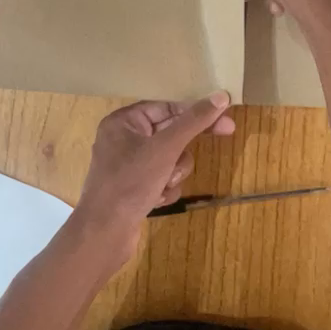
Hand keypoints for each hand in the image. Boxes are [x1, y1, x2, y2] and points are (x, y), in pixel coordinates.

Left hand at [61, 93, 236, 268]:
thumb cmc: (131, 183)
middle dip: (183, 149)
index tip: (224, 116)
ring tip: (164, 184)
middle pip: (171, 133)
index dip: (196, 111)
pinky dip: (166, 188)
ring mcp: (129, 165)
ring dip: (175, 172)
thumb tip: (221, 96)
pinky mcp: (135, 186)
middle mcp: (124, 139)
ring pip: (171, 158)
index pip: (167, 107)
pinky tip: (155, 200)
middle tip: (226, 134)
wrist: (104, 233)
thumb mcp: (166, 148)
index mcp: (123, 122)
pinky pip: (163, 177)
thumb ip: (194, 121)